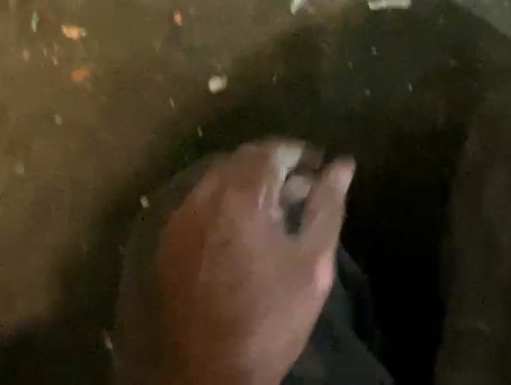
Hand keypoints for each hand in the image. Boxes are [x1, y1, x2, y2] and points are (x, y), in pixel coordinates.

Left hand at [157, 141, 354, 384]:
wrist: (208, 377)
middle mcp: (204, 195)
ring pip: (219, 179)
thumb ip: (327, 206)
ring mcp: (181, 218)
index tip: (320, 168)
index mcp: (241, 194)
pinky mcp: (168, 242)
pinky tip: (242, 231)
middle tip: (301, 190)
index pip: (273, 149)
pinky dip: (225, 204)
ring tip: (274, 211)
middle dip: (274, 166)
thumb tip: (343, 166)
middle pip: (243, 160)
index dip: (301, 153)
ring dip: (248, 183)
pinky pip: (201, 203)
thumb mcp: (312, 264)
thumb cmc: (269, 319)